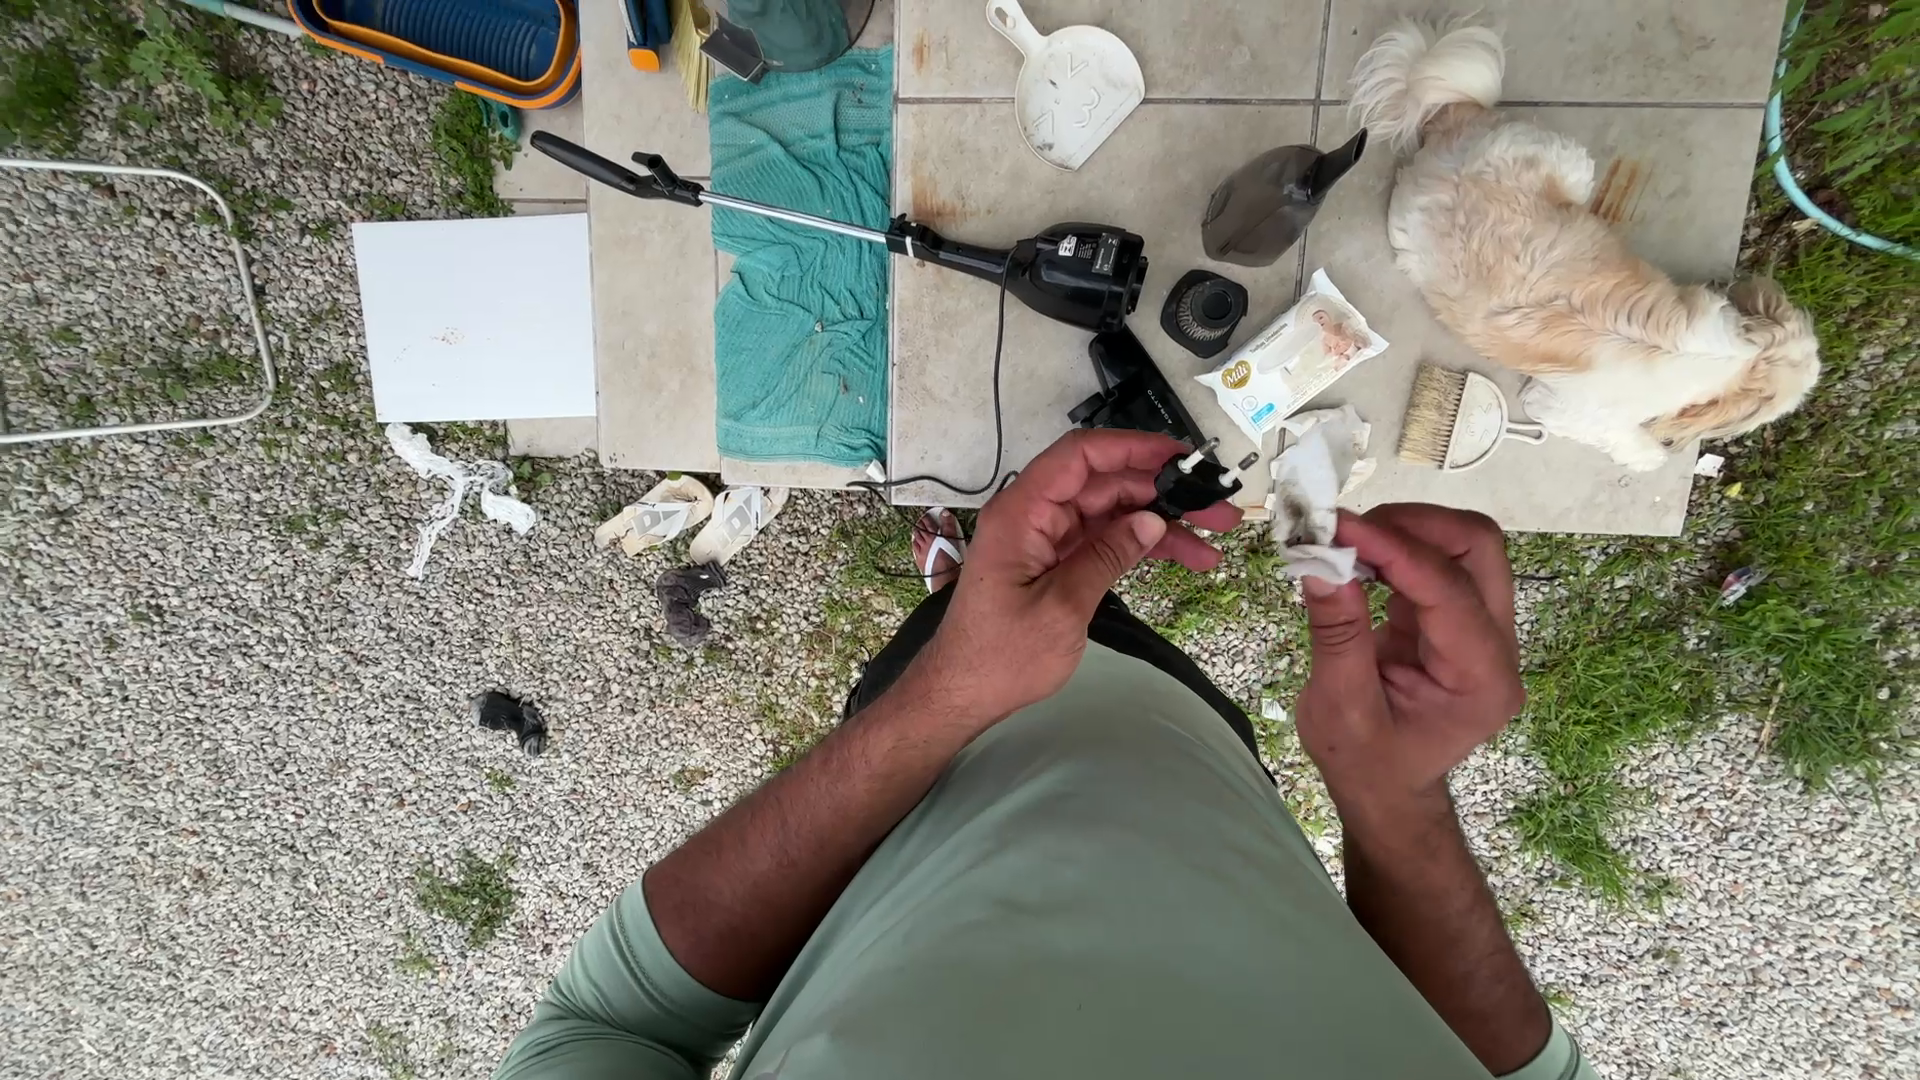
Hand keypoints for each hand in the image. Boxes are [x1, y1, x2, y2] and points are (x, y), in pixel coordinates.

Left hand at [913, 429, 1242, 723]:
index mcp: (1022, 513)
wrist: (963, 693)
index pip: (1079, 456)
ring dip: (1159, 523)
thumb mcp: (1061, 608)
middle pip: (1103, 483)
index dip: (1132, 447)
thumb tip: (1150, 521)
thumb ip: (1105, 558)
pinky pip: (1102, 540)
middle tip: (1218, 508)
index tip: (1182, 456)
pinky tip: (1181, 555)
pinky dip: (1138, 546)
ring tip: (1213, 539)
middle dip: (1162, 491)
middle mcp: (1032, 516)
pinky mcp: (1054, 562)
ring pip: (1110, 513)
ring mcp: (1044, 539)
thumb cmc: (1002, 657)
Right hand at [1294, 505, 1523, 829]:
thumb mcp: (1340, 707)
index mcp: (1481, 678)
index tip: (1334, 525)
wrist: (1385, 787)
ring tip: (1344, 538)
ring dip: (1405, 529)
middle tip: (1346, 527)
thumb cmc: (1364, 761)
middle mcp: (1496, 646)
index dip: (1393, 550)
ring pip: (1464, 547)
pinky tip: (1354, 553)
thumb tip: (1320, 563)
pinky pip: (1435, 562)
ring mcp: (1479, 629)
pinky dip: (1394, 546)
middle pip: (1480, 550)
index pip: (1448, 591)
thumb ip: (1337, 634)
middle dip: (1413, 525)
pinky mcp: (1451, 619)